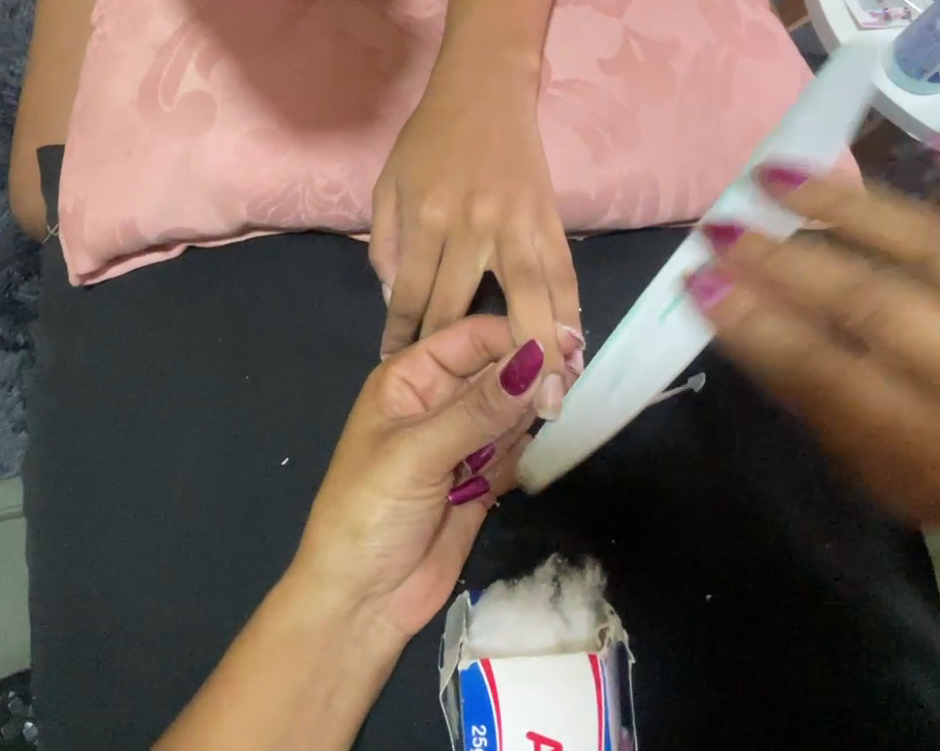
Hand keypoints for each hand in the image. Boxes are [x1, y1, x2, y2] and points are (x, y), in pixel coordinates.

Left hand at [290, 318, 546, 638]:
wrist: (361, 602)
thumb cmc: (370, 512)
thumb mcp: (417, 454)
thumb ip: (478, 410)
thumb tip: (536, 361)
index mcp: (408, 379)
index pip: (470, 339)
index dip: (515, 337)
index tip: (565, 343)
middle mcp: (437, 401)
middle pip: (496, 370)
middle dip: (534, 371)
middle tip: (578, 376)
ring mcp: (461, 441)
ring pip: (512, 407)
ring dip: (539, 405)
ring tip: (573, 403)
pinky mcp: (482, 479)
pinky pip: (518, 448)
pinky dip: (537, 444)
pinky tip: (559, 436)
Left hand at [370, 78, 579, 416]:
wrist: (484, 89)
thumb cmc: (428, 138)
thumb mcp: (387, 184)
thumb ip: (385, 243)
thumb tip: (395, 300)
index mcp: (424, 220)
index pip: (410, 296)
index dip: (403, 336)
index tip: (400, 368)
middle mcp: (472, 229)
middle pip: (469, 312)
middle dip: (471, 366)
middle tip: (491, 418)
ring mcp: (518, 226)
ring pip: (529, 301)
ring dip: (539, 355)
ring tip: (552, 402)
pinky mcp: (552, 221)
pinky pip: (564, 276)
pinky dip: (571, 315)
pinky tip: (575, 349)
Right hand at [685, 139, 939, 556]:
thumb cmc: (930, 475)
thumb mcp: (848, 451)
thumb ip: (794, 372)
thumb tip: (724, 291)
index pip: (831, 373)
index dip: (755, 321)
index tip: (697, 277)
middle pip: (887, 307)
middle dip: (789, 261)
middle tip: (725, 227)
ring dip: (854, 206)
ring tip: (783, 177)